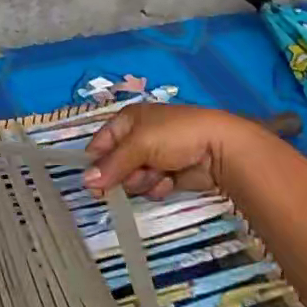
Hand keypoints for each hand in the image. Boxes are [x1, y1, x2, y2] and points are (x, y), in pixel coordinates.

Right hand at [81, 103, 271, 198]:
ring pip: (133, 179)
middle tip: (137, 175)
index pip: (100, 143)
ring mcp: (155, 156)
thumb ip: (111, 164)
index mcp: (128, 120)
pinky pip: (152, 186)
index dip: (96, 163)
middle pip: (116, 165)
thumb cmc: (175, 136)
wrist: (220, 148)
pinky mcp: (169, 173)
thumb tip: (86, 182)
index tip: (94, 186)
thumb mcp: (139, 144)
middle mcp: (139, 136)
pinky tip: (171, 181)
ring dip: (143, 182)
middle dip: (125, 174)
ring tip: (159, 175)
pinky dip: (159, 186)